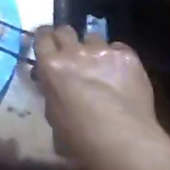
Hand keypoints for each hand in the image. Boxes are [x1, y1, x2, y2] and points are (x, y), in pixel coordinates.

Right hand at [33, 26, 169, 169]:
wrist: (122, 140)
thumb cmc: (80, 138)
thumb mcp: (53, 116)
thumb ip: (51, 91)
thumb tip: (53, 84)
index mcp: (52, 66)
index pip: (42, 37)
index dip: (44, 38)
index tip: (48, 43)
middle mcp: (75, 51)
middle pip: (66, 30)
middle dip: (66, 38)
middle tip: (71, 53)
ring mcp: (103, 51)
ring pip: (94, 38)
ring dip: (93, 50)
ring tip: (101, 67)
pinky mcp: (127, 55)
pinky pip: (118, 48)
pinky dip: (117, 58)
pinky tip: (122, 75)